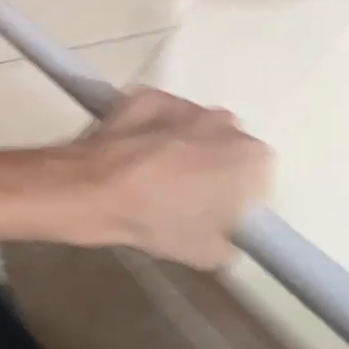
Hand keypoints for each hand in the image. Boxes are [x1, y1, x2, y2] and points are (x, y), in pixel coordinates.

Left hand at [41, 88, 271, 268]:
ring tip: (151, 169)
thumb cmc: (156, 221)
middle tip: (184, 190)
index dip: (237, 195)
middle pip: (227, 145)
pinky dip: (150, 125)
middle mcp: (224, 122)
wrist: (92, 189)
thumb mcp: (209, 252)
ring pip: (193, 125)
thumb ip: (231, 239)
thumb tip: (224, 233)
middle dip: (212, 163)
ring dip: (181, 141)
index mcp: (252, 158)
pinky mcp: (144, 95)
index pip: (257, 178)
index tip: (214, 209)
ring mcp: (182, 103)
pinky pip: (158, 112)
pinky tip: (132, 147)